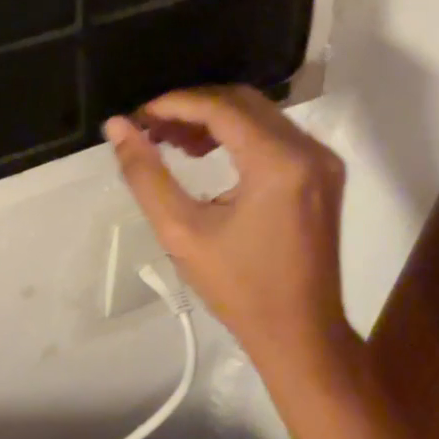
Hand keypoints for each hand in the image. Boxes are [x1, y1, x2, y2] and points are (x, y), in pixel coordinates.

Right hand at [103, 86, 351, 362]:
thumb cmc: (239, 287)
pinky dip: (236, 133)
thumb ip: (145, 173)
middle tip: (150, 129)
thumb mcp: (180, 230)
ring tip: (171, 141)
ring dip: (211, 119)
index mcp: (279, 163)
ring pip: (257, 114)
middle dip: (190, 107)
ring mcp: (322, 162)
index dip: (173, 104)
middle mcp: (309, 151)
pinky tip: (205, 154)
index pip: (220, 107)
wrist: (301, 337)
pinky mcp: (323, 175)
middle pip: (241, 102)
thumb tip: (116, 125)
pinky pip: (273, 133)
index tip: (137, 118)